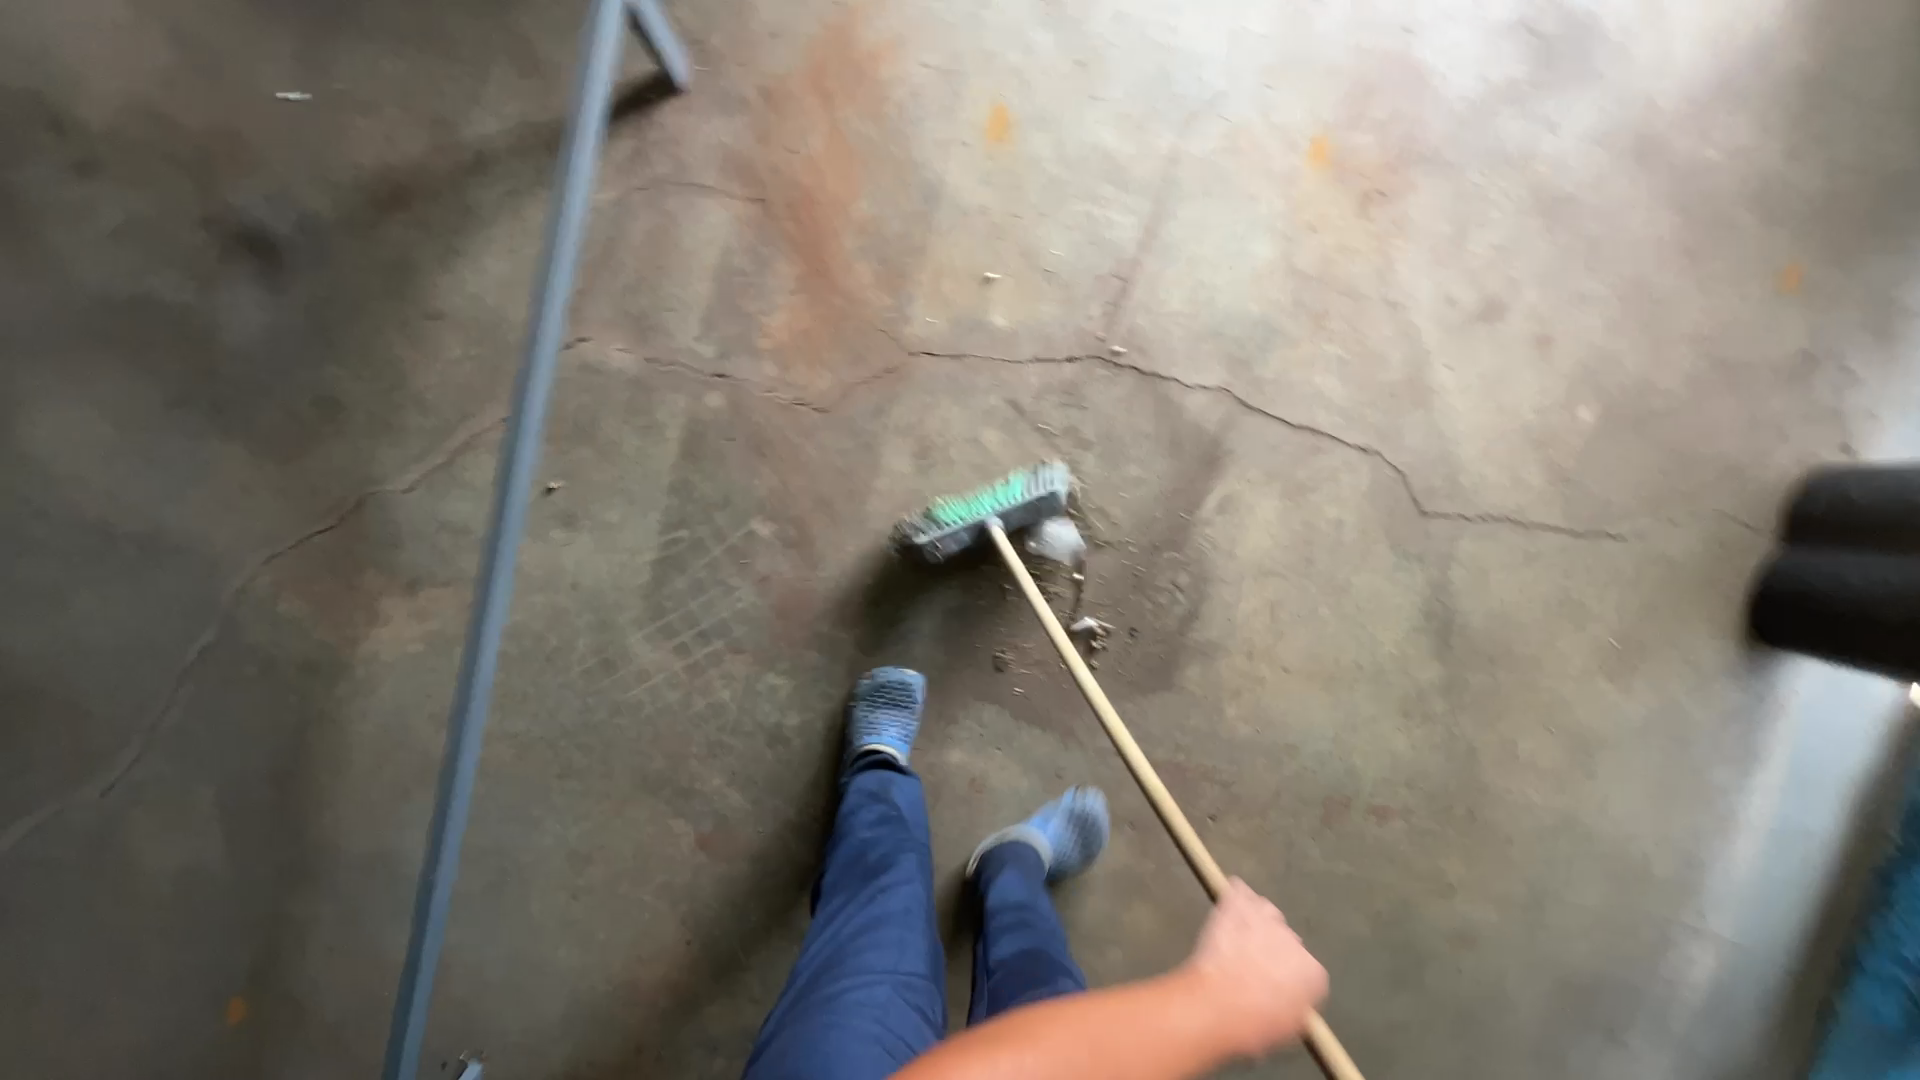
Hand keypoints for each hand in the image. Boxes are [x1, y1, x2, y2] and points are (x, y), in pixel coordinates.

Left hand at [1180, 877, 1328, 1057]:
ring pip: (1266, 911)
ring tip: (1241, 935)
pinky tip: (1231, 903)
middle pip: (1287, 939)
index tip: (1276, 984)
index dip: (1289, 976)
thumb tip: (1289, 997)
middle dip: (1273, 948)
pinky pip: (1239, 891)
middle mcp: (1294, 940)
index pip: (1307, 969)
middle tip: (1254, 963)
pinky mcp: (1237, 903)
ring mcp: (1264, 918)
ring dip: (1257, 920)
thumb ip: (1296, 1003)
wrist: (1219, 1000)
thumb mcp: (1287, 1026)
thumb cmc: (1254, 1023)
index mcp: (1313, 972)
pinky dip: (1237, 896)